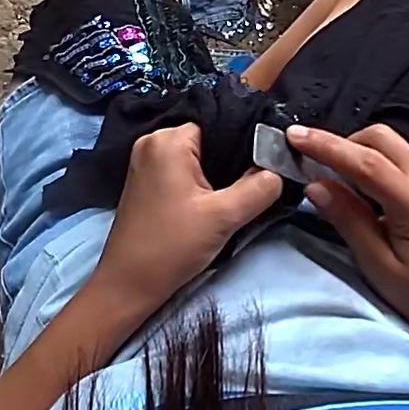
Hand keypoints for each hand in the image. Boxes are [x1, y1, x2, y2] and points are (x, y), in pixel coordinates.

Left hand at [90, 123, 282, 313]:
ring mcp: (146, 162)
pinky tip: (217, 203)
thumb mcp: (225, 217)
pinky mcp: (147, 182)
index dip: (247, 143)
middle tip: (258, 183)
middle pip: (210, 140)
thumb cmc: (172, 246)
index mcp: (168, 140)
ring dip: (220, 175)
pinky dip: (203, 184)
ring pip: (199, 157)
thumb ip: (259, 187)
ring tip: (240, 195)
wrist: (129, 284)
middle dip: (235, 160)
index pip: (221, 124)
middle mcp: (153, 142)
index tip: (269, 164)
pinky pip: (184, 171)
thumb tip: (279, 169)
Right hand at [286, 124, 408, 342]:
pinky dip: (369, 159)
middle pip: (382, 140)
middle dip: (342, 143)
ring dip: (355, 150)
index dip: (329, 147)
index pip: (370, 165)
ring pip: (390, 143)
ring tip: (329, 172)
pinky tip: (353, 181)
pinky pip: (397, 156)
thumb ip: (347, 219)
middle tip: (311, 160)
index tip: (297, 138)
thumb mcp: (374, 262)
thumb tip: (316, 185)